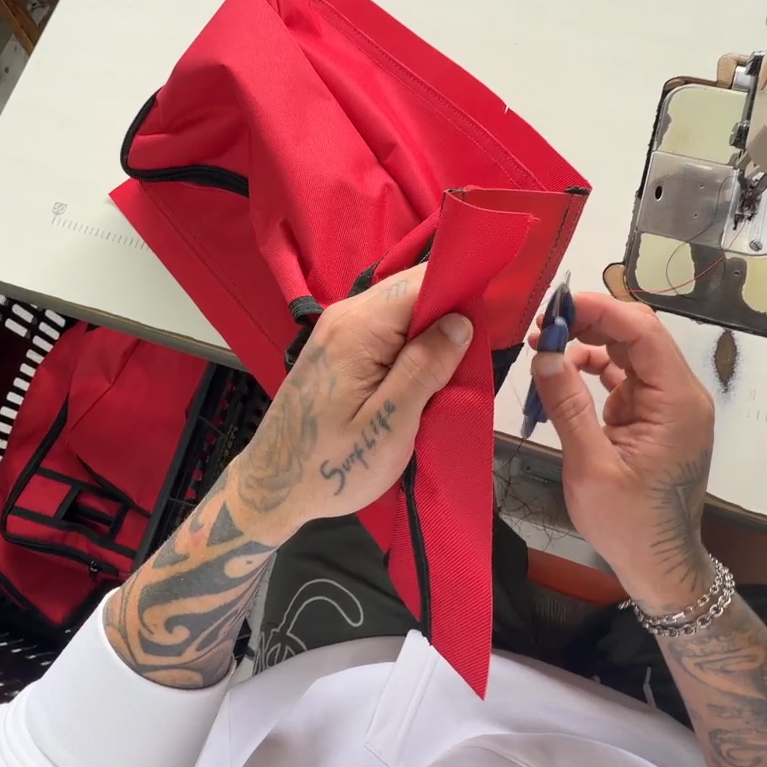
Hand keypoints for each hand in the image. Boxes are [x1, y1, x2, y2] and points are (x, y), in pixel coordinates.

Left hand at [227, 265, 472, 542]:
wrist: (274, 485)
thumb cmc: (330, 467)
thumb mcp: (387, 426)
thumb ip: (423, 369)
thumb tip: (460, 321)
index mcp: (358, 328)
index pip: (421, 280)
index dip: (460, 291)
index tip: (492, 319)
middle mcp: (345, 315)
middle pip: (411, 289)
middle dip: (449, 313)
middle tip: (476, 353)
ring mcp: (338, 328)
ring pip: (400, 309)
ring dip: (431, 331)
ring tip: (454, 368)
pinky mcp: (338, 346)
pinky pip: (385, 327)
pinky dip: (410, 343)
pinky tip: (423, 373)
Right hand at [528, 293, 715, 611]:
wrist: (658, 563)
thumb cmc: (629, 522)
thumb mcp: (591, 465)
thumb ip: (568, 405)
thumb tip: (543, 354)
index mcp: (676, 402)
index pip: (642, 332)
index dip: (599, 309)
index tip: (553, 306)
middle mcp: (679, 394)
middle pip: (637, 334)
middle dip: (588, 320)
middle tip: (539, 325)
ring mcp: (666, 404)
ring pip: (628, 350)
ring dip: (586, 342)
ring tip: (540, 345)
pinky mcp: (651, 415)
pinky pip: (623, 375)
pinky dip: (591, 367)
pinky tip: (561, 372)